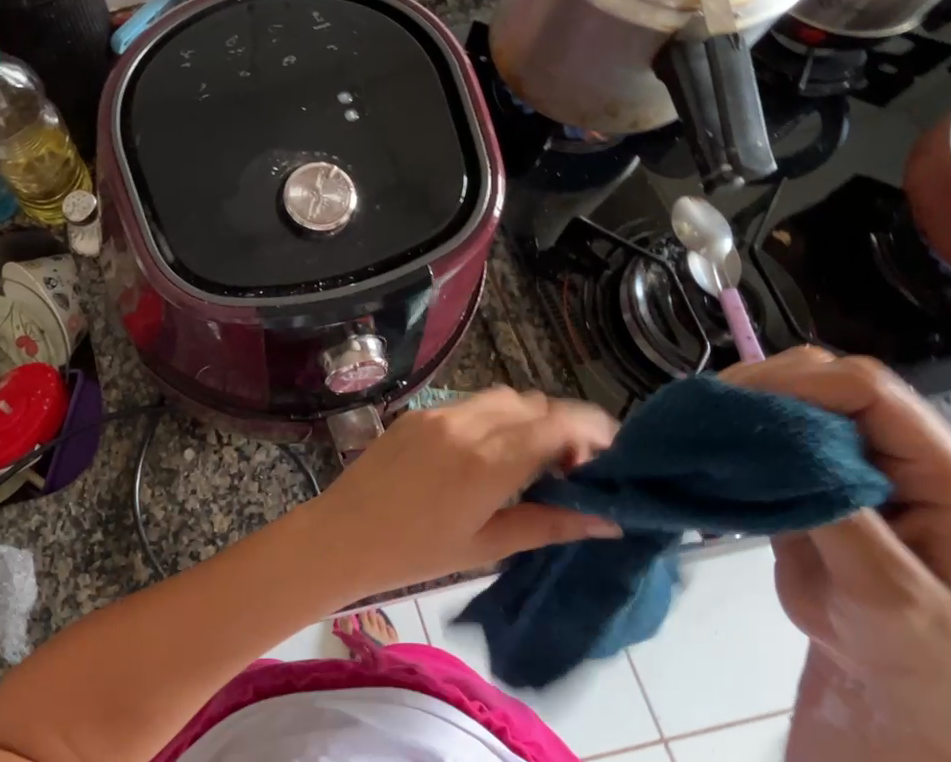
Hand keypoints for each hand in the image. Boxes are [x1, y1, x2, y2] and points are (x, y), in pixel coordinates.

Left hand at [300, 389, 622, 596]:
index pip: (556, 425)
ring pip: (500, 398)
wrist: (341, 535)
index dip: (592, 431)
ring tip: (535, 457)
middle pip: (532, 403)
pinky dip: (493, 418)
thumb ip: (548, 524)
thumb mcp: (487, 546)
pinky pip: (467, 404)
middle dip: (562, 424)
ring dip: (528, 417)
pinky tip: (492, 452)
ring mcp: (435, 414)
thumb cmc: (414, 553)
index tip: (610, 453)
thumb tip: (608, 519)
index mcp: (486, 461)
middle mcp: (464, 425)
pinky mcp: (414, 414)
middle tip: (573, 463)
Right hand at [722, 347, 950, 761]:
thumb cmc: (909, 643)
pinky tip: (711, 441)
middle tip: (711, 411)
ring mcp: (859, 461)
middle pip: (834, 381)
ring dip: (750, 401)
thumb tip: (776, 447)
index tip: (736, 404)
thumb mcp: (884, 587)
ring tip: (704, 423)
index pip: (871, 392)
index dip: (802, 385)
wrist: (890, 680)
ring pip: (801, 396)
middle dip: (769, 384)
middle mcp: (906, 453)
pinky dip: (740, 428)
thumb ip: (838, 512)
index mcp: (945, 471)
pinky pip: (778, 430)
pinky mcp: (816, 474)